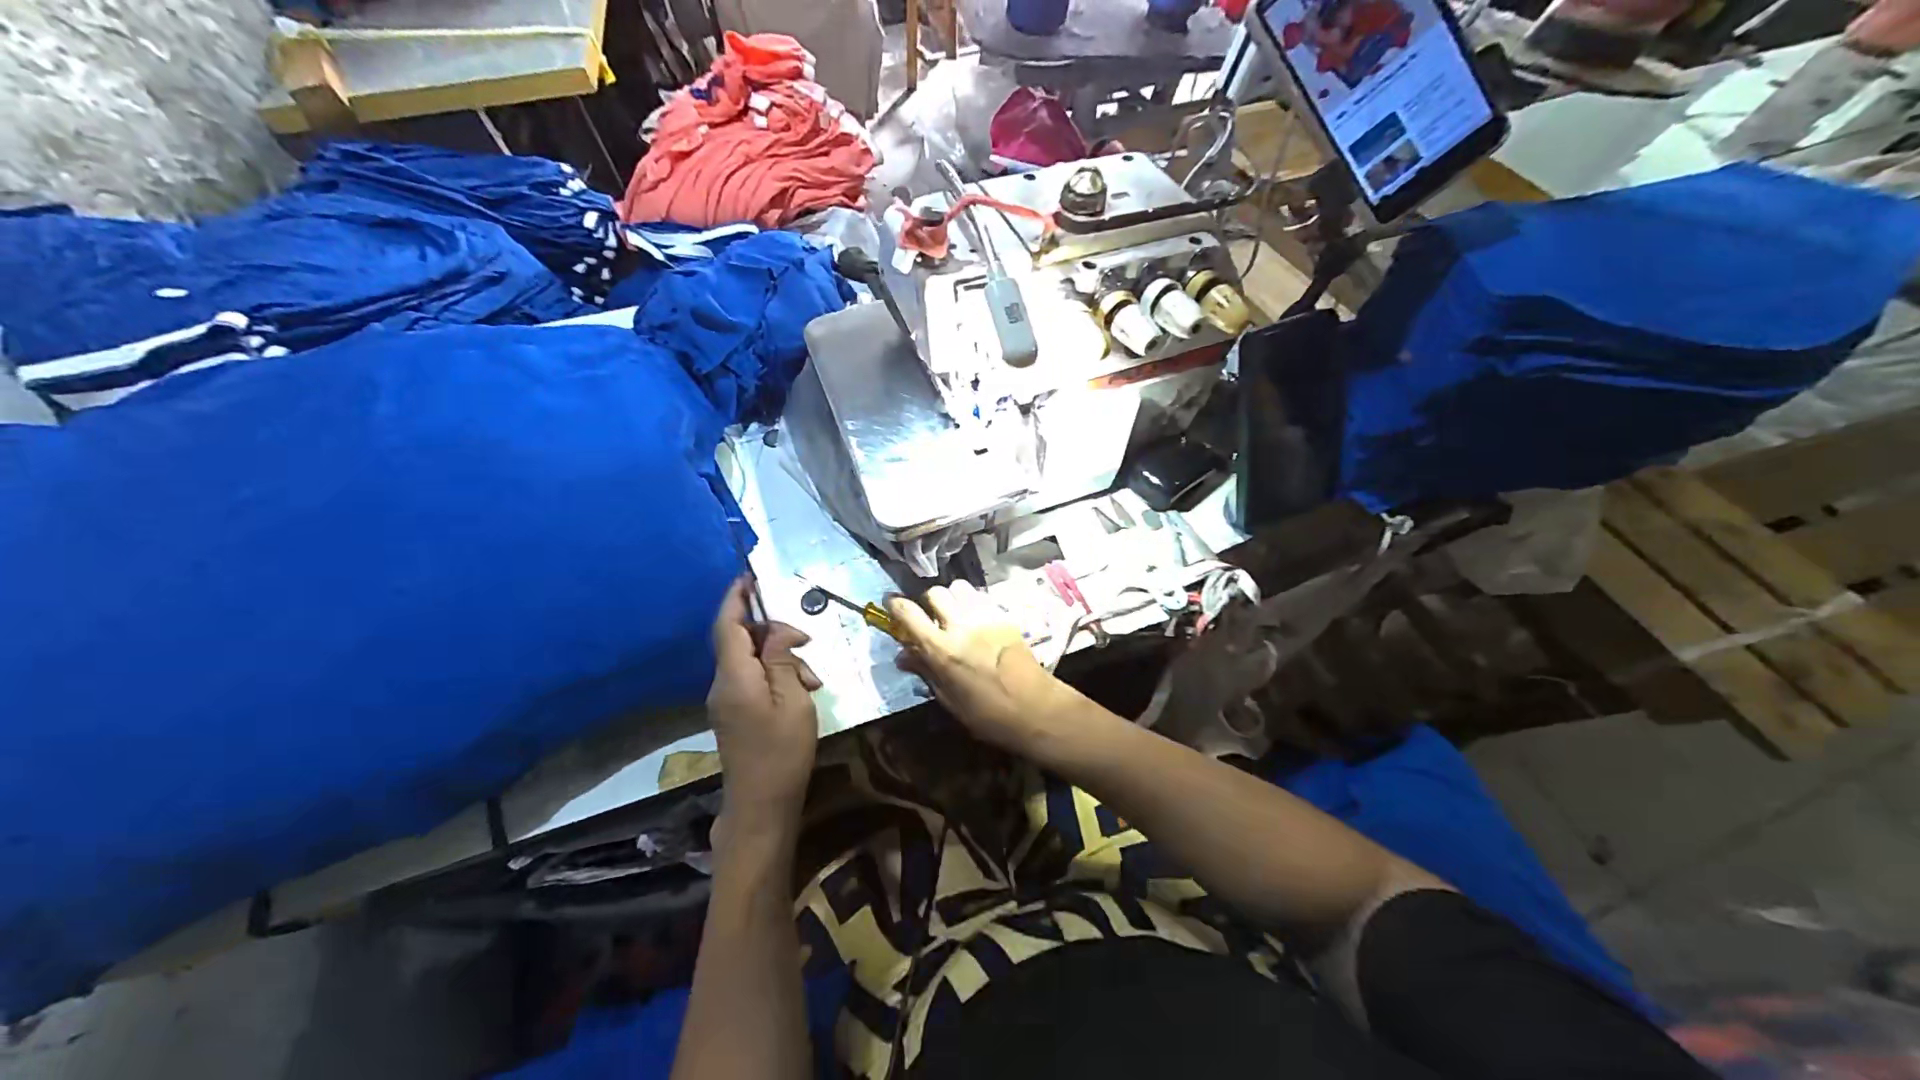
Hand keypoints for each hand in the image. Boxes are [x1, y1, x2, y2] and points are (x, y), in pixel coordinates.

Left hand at [707, 578, 822, 821]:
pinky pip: (752, 681)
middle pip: (740, 640)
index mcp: (734, 676)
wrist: (761, 806)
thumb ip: (782, 658)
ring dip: (781, 659)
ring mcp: (726, 701)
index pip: (727, 625)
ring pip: (751, 661)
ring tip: (812, 680)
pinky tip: (801, 692)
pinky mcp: (734, 715)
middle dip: (774, 634)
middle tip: (807, 643)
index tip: (750, 577)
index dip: (736, 598)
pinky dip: (776, 678)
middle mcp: (722, 684)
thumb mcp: (793, 699)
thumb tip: (776, 630)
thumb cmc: (782, 751)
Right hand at [886, 581, 1079, 755]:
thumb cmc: (988, 715)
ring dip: (952, 598)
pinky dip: (973, 604)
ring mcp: (985, 618)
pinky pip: (982, 598)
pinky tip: (977, 622)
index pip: (909, 613)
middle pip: (936, 593)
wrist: (1036, 709)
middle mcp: (961, 626)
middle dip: (928, 602)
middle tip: (931, 618)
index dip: (895, 605)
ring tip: (955, 615)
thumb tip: (904, 655)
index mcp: (942, 649)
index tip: (891, 604)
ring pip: (960, 588)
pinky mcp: (1005, 617)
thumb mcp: (950, 700)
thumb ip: (926, 672)